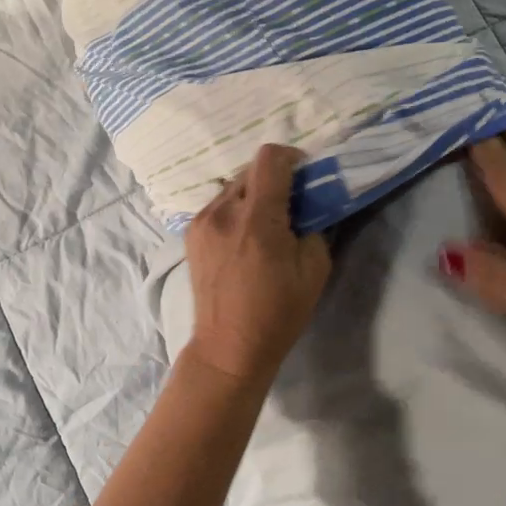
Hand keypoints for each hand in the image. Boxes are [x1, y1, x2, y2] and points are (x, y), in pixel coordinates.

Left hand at [184, 144, 332, 383]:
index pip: (270, 158)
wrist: (229, 347)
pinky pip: (218, 205)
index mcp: (257, 219)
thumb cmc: (278, 312)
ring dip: (253, 195)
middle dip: (274, 179)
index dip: (292, 157)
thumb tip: (312, 202)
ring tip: (266, 224)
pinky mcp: (191, 233)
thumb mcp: (315, 269)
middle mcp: (223, 211)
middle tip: (291, 205)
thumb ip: (315, 225)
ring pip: (233, 186)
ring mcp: (202, 221)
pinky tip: (244, 238)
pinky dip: (235, 210)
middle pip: (251, 169)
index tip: (304, 176)